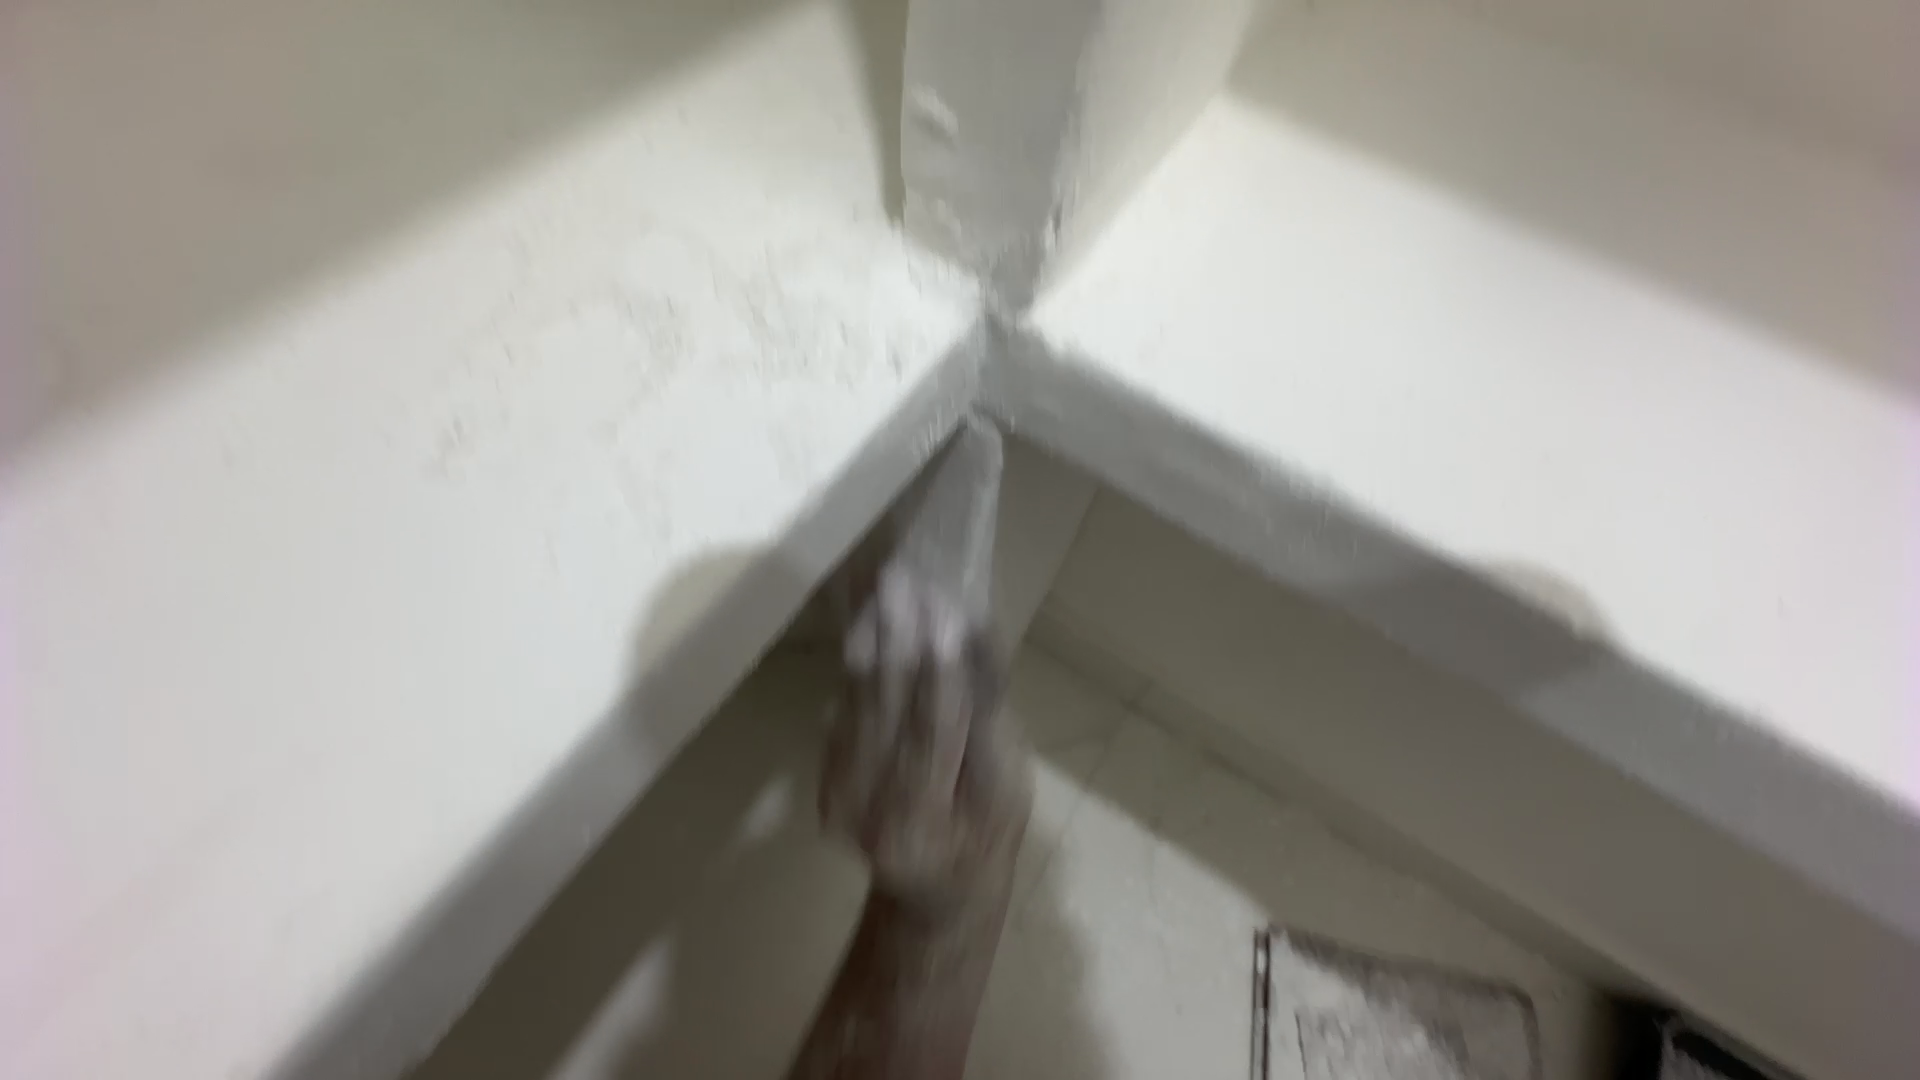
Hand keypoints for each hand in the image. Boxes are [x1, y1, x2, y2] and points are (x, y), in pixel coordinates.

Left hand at [820, 566, 1030, 912]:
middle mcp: (868, 809)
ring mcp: (837, 793)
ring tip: (881, 581)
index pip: (933, 727)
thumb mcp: (1009, 785)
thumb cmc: (988, 837)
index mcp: (924, 820)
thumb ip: (988, 716)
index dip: (938, 665)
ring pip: (857, 697)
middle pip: (885, 704)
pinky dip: (858, 657)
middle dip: (895, 633)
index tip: (941, 605)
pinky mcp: (825, 775)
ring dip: (870, 633)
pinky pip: (844, 704)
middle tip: (902, 574)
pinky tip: (869, 616)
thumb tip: (974, 637)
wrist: (933, 890)